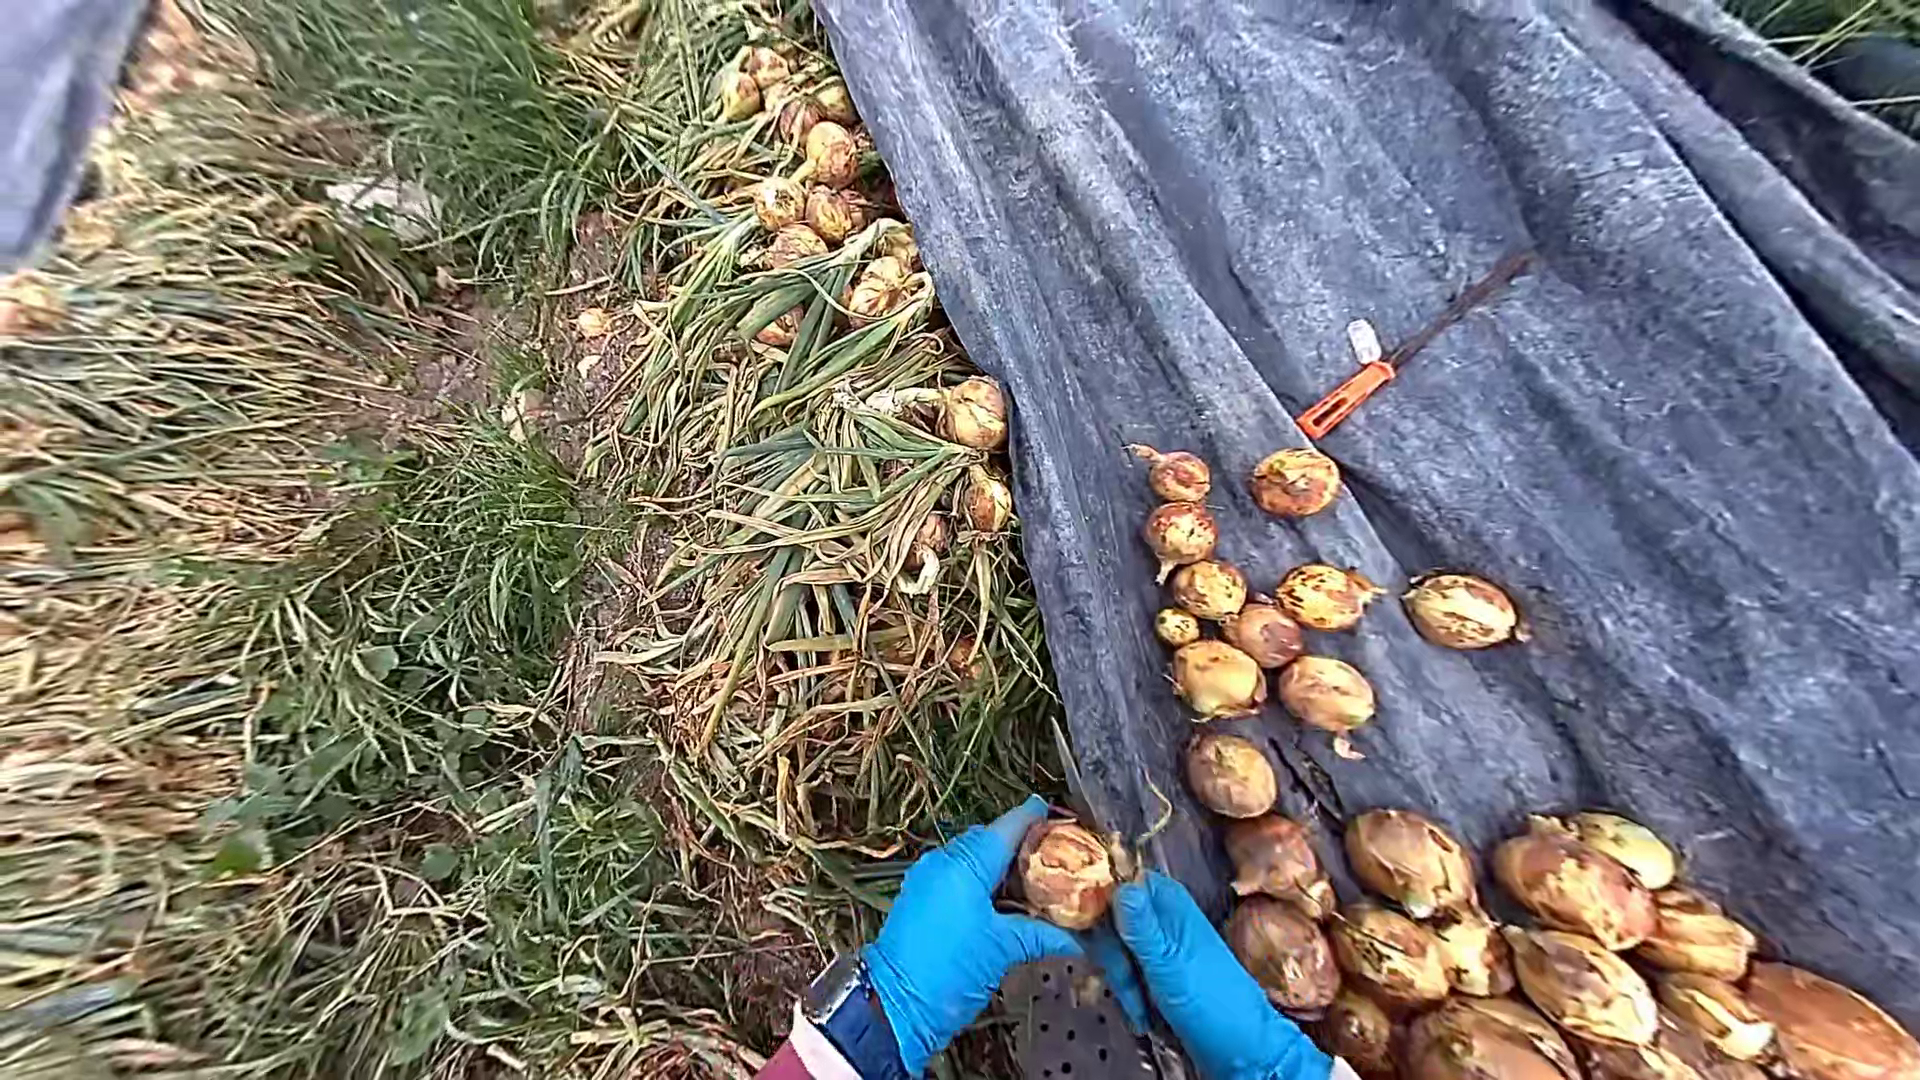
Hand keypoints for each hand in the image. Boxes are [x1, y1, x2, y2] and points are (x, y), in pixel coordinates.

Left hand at [864, 796, 1085, 1072]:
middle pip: (990, 839)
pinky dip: (979, 879)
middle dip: (1018, 844)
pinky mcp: (920, 891)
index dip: (1031, 816)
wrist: (893, 1005)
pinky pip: (956, 872)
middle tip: (1048, 856)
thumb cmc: (948, 972)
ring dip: (999, 865)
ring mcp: (929, 873)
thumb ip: (1038, 934)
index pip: (1007, 827)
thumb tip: (1074, 940)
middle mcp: (945, 859)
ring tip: (1029, 883)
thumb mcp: (1002, 950)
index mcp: (966, 863)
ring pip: (973, 856)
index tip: (1049, 808)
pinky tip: (999, 901)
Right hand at [1113, 872, 1331, 1079]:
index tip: (1092, 936)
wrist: (1244, 1053)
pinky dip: (1127, 987)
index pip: (1112, 880)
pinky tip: (1139, 1010)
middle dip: (1110, 952)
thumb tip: (1119, 884)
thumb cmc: (1210, 1003)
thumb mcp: (1168, 962)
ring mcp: (1157, 937)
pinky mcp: (1156, 963)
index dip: (1096, 906)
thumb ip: (1139, 924)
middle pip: (1108, 914)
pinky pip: (1125, 964)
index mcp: (1163, 895)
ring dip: (1119, 976)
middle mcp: (1157, 909)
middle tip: (1123, 981)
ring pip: (1113, 942)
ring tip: (1138, 1007)